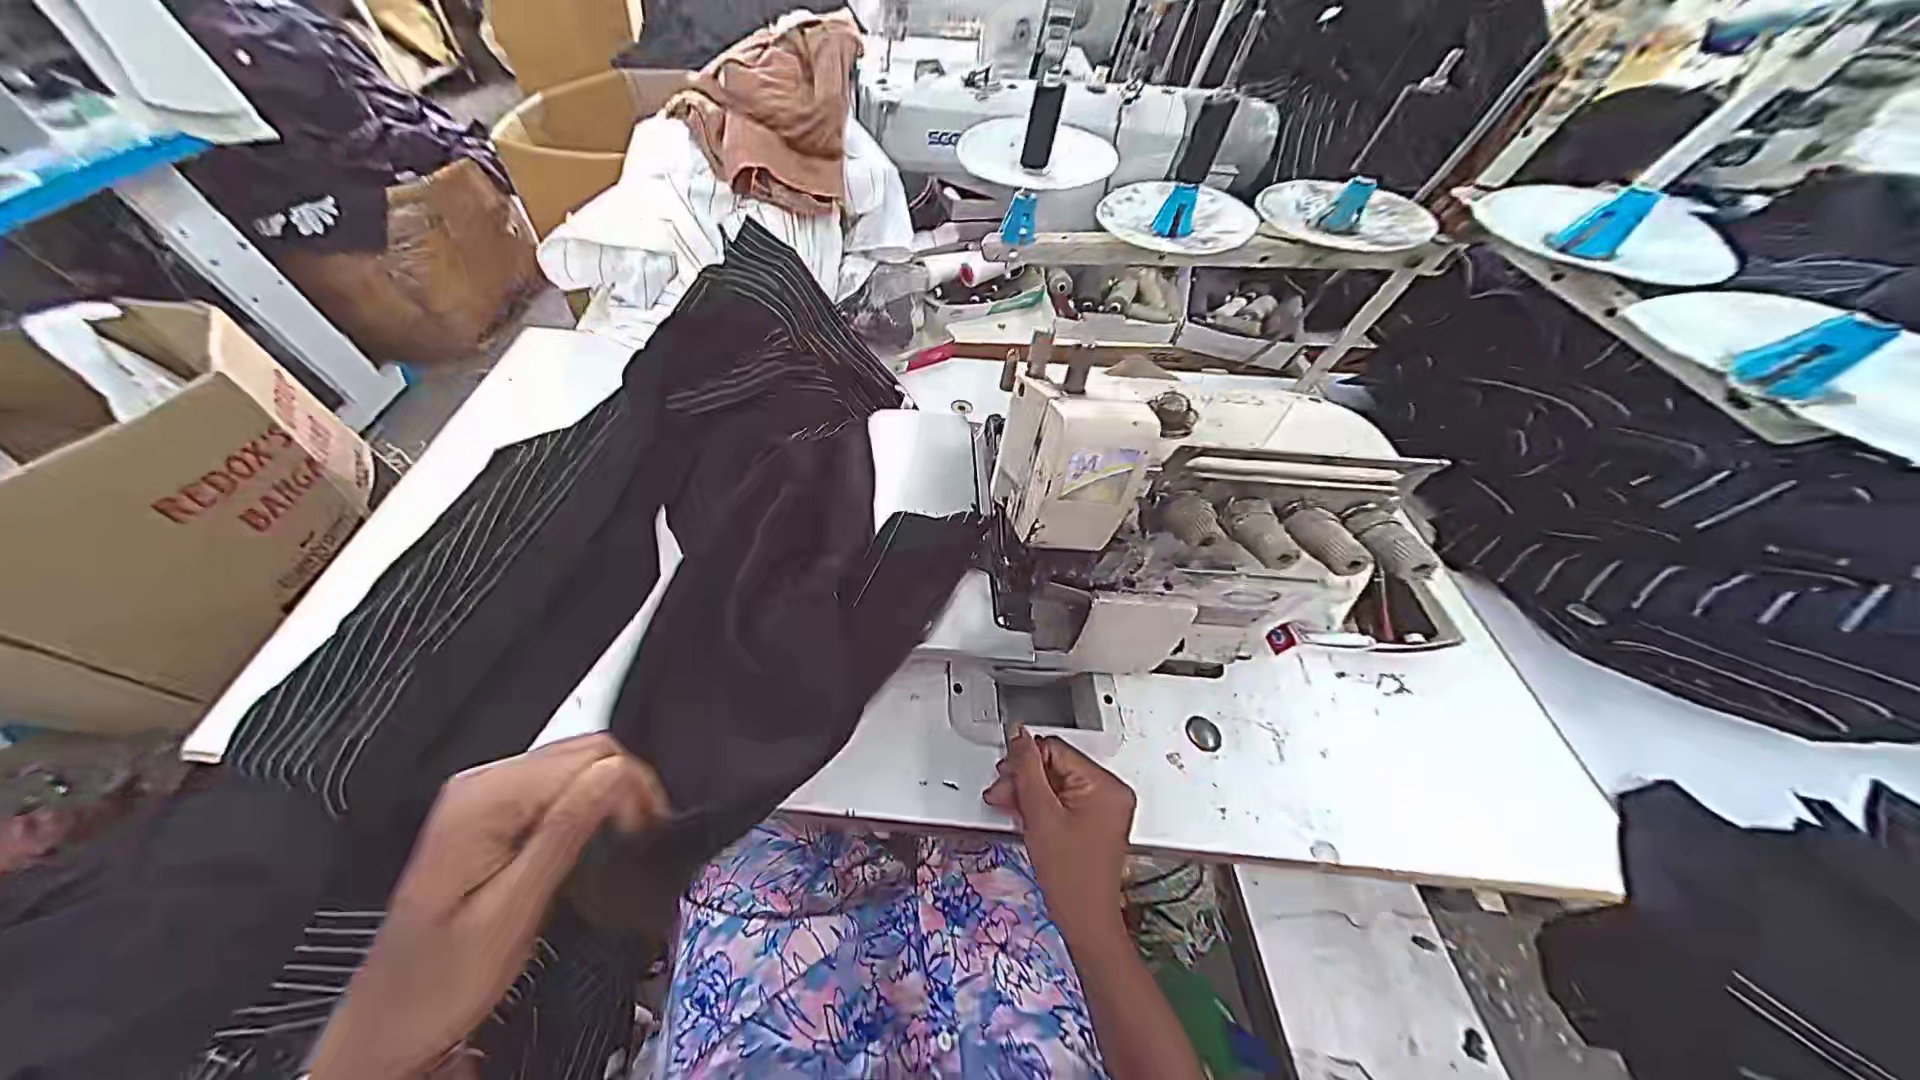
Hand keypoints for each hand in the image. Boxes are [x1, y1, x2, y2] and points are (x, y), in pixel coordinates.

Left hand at [307, 735, 668, 1079]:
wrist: (389, 1023)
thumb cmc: (439, 981)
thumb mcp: (513, 910)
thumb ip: (566, 832)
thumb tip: (618, 774)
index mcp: (485, 800)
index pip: (590, 755)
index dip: (630, 788)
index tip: (643, 831)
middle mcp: (482, 782)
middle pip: (587, 750)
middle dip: (627, 786)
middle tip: (641, 834)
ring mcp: (485, 792)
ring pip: (580, 762)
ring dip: (612, 793)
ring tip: (623, 837)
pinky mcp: (493, 807)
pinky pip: (562, 782)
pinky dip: (591, 801)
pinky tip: (592, 834)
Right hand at [983, 731, 1135, 940]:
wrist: (1084, 922)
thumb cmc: (1071, 877)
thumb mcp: (1041, 814)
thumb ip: (1027, 769)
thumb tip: (1019, 736)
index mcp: (1105, 785)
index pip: (1055, 749)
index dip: (1025, 762)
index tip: (1005, 775)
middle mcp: (1110, 791)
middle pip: (1055, 765)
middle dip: (1025, 779)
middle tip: (1004, 793)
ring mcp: (1104, 806)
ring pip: (1056, 782)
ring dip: (1029, 793)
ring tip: (1012, 809)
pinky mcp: (1095, 819)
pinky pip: (1063, 798)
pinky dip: (1042, 806)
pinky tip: (1027, 817)